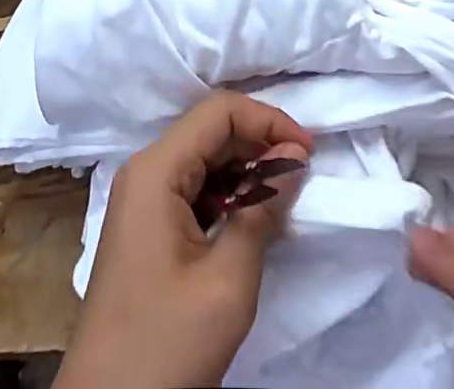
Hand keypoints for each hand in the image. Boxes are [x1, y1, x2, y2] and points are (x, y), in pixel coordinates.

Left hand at [55, 92, 313, 388]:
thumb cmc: (167, 340)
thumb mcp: (227, 279)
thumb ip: (261, 210)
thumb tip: (292, 159)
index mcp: (155, 170)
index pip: (217, 112)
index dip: (267, 120)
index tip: (310, 151)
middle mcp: (145, 171)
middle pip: (209, 131)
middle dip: (260, 142)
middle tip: (305, 171)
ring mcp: (144, 197)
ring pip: (204, 158)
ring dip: (246, 168)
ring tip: (286, 194)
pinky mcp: (149, 223)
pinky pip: (194, 188)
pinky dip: (228, 193)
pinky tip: (254, 215)